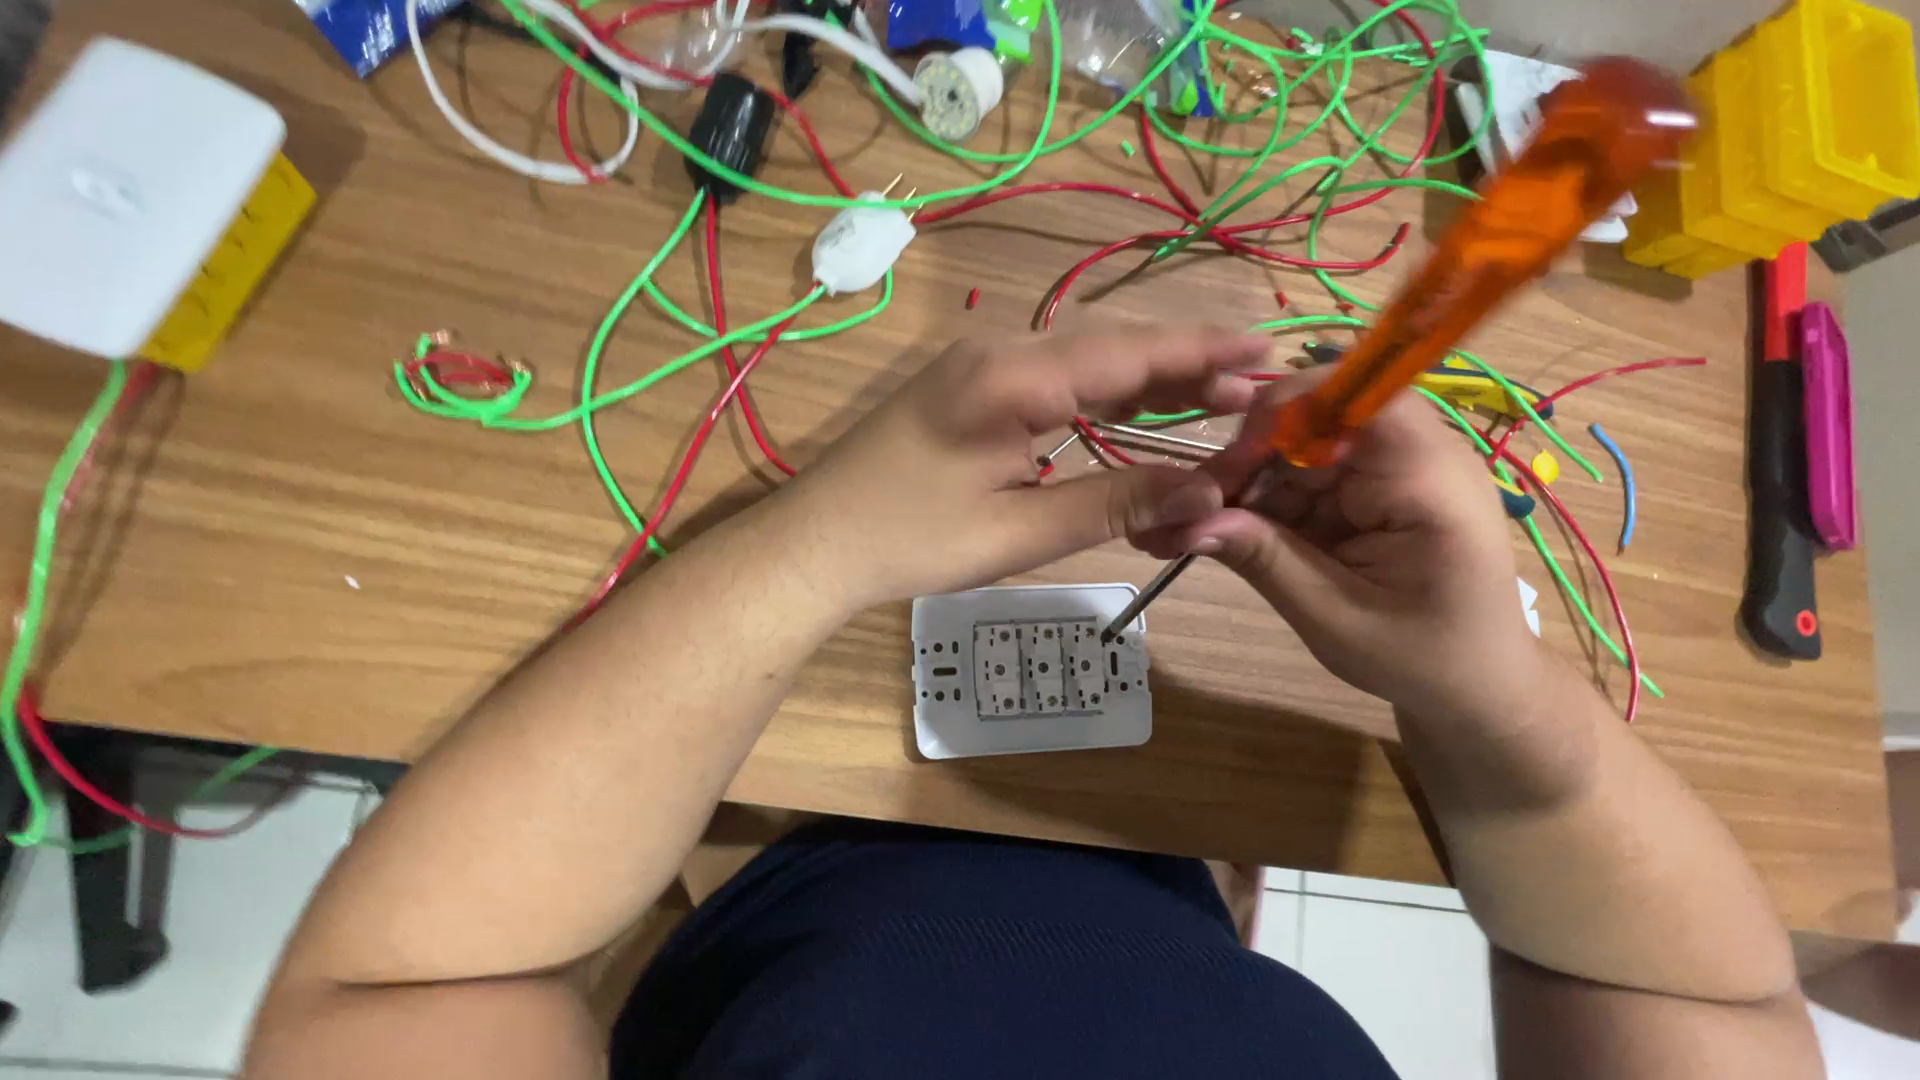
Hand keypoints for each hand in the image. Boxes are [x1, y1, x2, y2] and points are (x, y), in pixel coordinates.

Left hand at [764, 327, 1270, 610]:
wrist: (819, 541)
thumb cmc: (911, 541)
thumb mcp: (1020, 532)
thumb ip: (1116, 503)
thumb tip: (1208, 490)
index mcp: (1012, 378)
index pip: (1127, 354)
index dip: (1203, 352)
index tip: (1269, 352)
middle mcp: (999, 350)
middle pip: (1111, 347)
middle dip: (1186, 363)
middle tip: (1258, 385)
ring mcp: (981, 364)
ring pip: (1084, 358)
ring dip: (1148, 376)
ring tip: (1218, 394)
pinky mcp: (971, 385)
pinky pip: (1054, 376)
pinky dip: (1104, 392)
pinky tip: (1141, 407)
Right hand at [1132, 371, 1543, 726]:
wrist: (1474, 681)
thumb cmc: (1419, 658)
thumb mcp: (1332, 617)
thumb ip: (1264, 559)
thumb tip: (1186, 521)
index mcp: (1429, 483)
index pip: (1356, 400)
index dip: (1284, 413)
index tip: (1227, 467)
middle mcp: (1417, 457)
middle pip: (1316, 421)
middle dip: (1250, 460)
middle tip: (1193, 511)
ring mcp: (1395, 469)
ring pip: (1301, 448)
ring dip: (1249, 485)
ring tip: (1199, 528)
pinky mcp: (1375, 486)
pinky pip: (1308, 475)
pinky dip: (1268, 502)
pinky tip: (1234, 532)